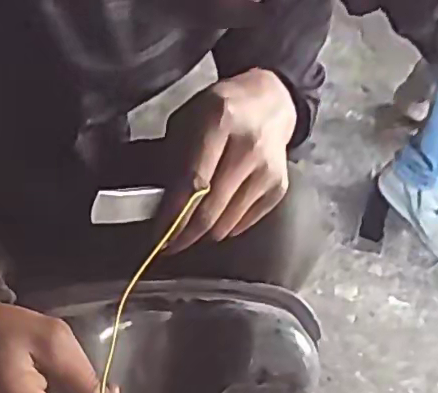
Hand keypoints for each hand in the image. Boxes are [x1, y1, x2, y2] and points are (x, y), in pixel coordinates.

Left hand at [161, 68, 296, 252]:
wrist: (269, 103)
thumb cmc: (222, 113)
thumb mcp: (190, 120)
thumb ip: (176, 159)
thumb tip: (165, 207)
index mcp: (221, 121)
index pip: (192, 183)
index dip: (173, 215)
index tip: (160, 236)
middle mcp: (248, 146)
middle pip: (210, 211)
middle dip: (186, 235)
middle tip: (171, 244)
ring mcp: (266, 170)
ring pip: (226, 225)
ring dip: (205, 234)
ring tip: (192, 229)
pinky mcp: (277, 188)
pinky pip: (243, 224)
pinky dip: (225, 227)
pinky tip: (218, 215)